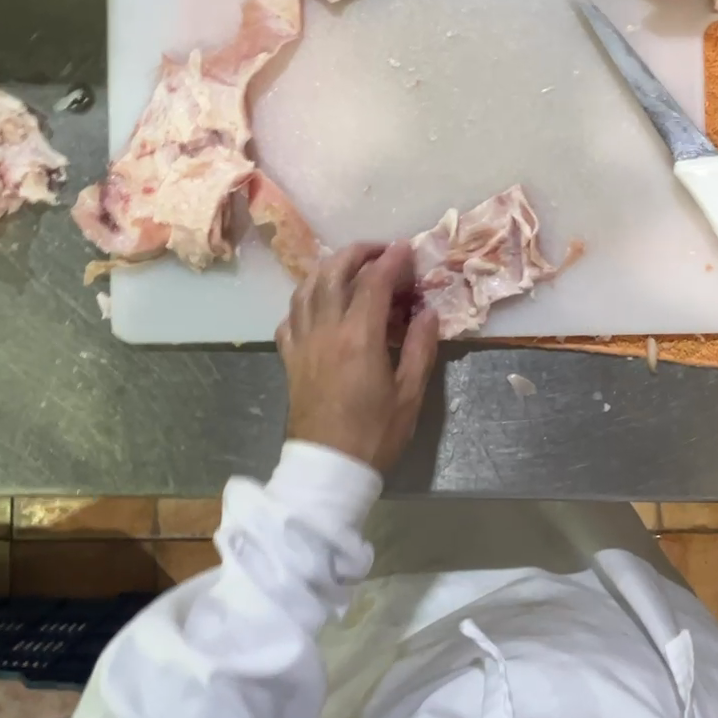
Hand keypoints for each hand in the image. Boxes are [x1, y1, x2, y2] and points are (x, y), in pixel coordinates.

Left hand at [277, 242, 439, 471]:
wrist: (327, 469)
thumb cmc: (374, 434)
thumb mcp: (409, 393)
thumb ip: (419, 347)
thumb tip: (428, 312)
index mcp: (358, 337)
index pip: (373, 282)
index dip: (392, 260)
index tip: (407, 248)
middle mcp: (325, 330)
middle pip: (334, 272)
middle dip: (358, 253)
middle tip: (381, 251)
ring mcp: (302, 342)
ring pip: (306, 288)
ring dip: (328, 269)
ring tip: (349, 268)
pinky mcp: (289, 358)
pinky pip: (290, 316)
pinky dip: (305, 300)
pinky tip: (319, 305)